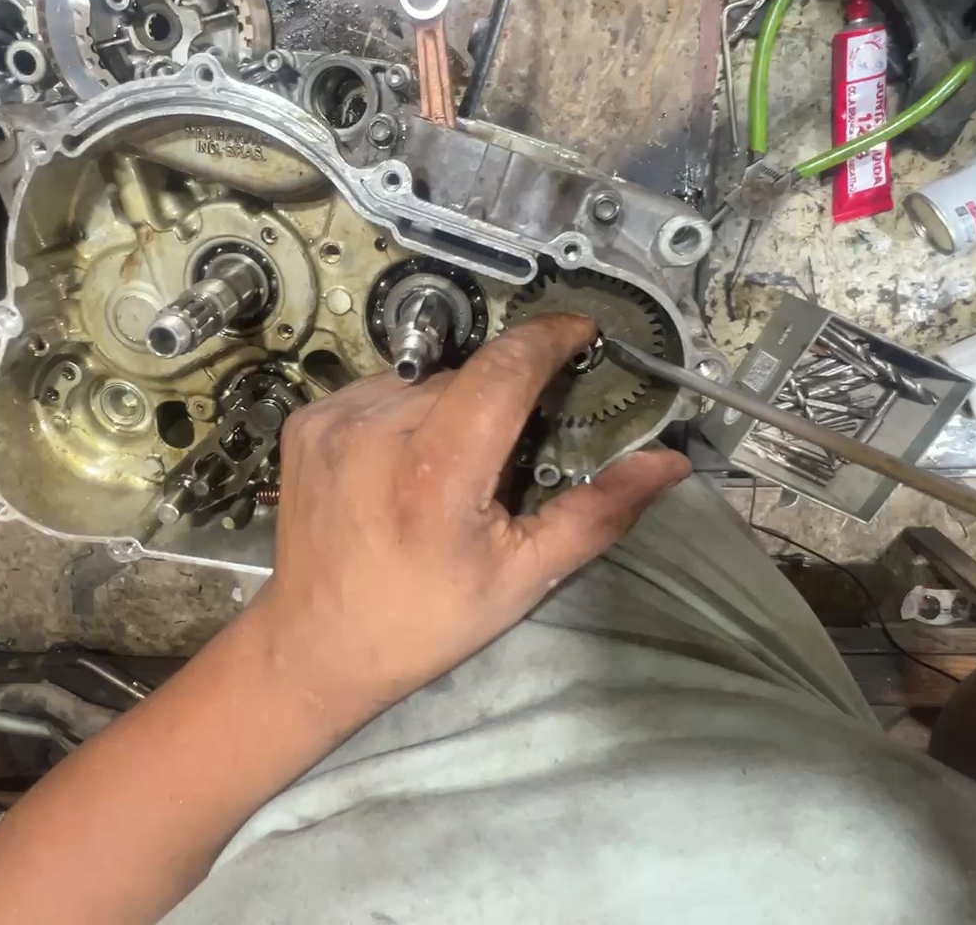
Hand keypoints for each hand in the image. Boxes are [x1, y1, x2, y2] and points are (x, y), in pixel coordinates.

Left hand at [244, 313, 690, 715]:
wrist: (317, 642)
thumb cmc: (425, 618)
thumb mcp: (521, 578)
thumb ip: (597, 512)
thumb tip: (668, 462)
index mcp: (436, 473)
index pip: (503, 370)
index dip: (548, 339)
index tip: (580, 332)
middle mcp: (376, 431)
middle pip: (465, 377)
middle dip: (498, 399)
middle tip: (502, 453)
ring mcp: (332, 420)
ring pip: (421, 382)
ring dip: (448, 406)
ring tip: (443, 467)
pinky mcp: (307, 420)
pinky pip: (377, 392)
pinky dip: (401, 414)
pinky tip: (396, 464)